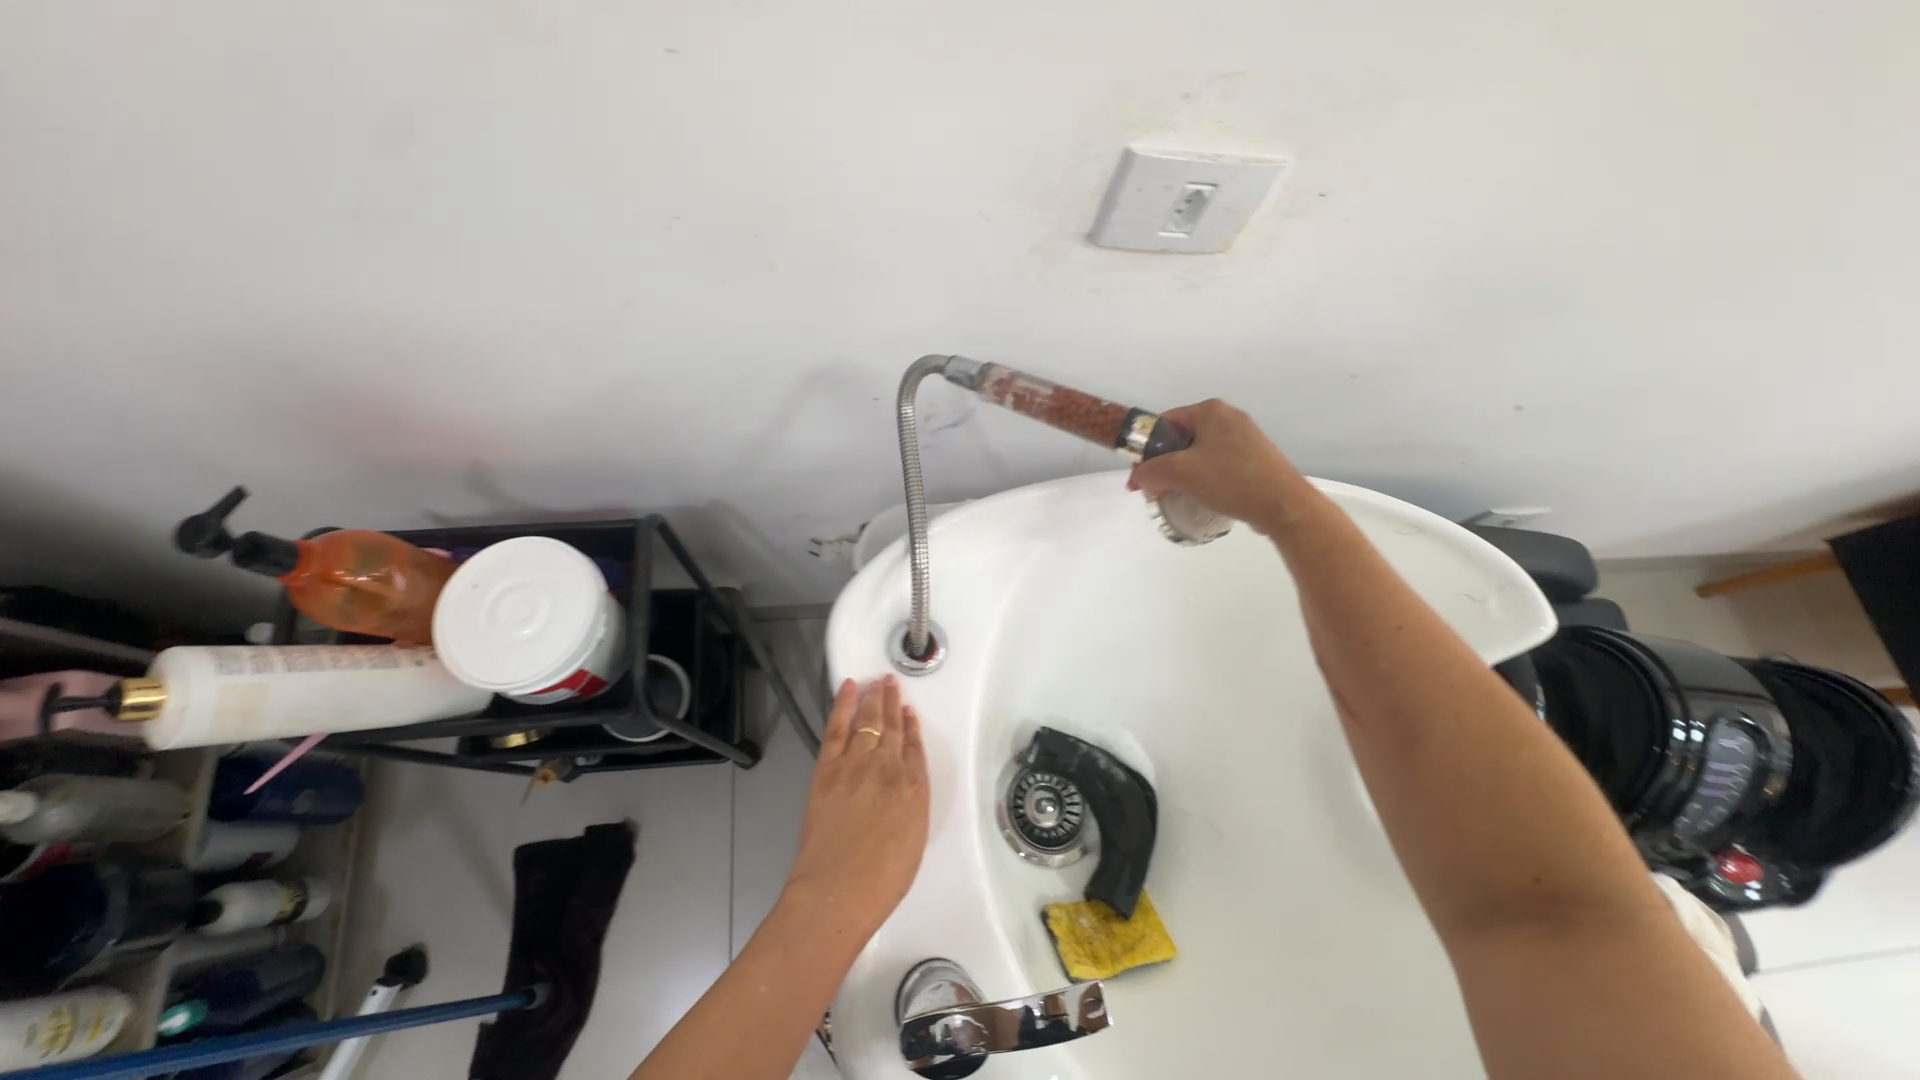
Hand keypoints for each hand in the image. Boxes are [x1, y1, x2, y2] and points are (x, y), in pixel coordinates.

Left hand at [782, 676, 930, 935]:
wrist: (839, 888)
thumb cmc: (882, 879)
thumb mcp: (912, 840)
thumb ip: (910, 807)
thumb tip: (901, 793)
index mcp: (915, 789)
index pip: (915, 748)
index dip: (912, 727)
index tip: (910, 711)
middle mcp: (889, 768)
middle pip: (892, 727)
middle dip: (893, 702)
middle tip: (892, 682)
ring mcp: (857, 764)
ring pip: (868, 721)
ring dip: (873, 698)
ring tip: (877, 681)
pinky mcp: (827, 768)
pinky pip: (838, 728)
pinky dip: (843, 705)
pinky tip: (848, 689)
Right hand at [1128, 399, 1303, 532]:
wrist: (1282, 504)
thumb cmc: (1229, 479)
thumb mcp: (1180, 473)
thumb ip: (1150, 471)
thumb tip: (1139, 478)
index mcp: (1210, 410)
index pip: (1164, 423)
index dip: (1146, 449)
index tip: (1141, 475)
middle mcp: (1229, 417)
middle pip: (1182, 439)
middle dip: (1164, 464)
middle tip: (1156, 489)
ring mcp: (1246, 438)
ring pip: (1200, 454)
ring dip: (1184, 474)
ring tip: (1178, 496)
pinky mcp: (1256, 458)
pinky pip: (1219, 465)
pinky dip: (1206, 479)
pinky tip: (1205, 498)